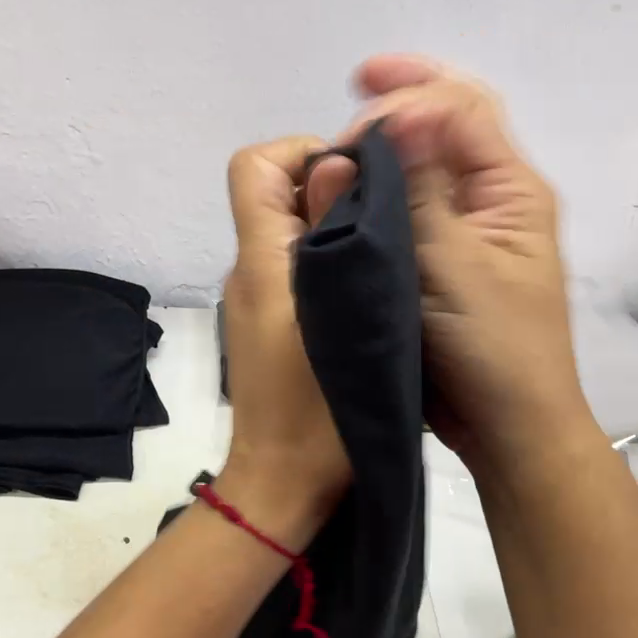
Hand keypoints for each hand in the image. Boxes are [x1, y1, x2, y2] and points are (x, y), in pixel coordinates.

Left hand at [217, 137, 351, 548]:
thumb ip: (336, 237)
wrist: (282, 485)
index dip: (303, 152)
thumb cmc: (318, 412)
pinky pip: (295, 271)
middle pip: (276, 195)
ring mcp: (255, 303)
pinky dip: (329, 266)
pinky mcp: (268, 329)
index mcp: (260, 262)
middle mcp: (249, 272)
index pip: (254, 166)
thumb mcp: (342, 318)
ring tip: (386, 259)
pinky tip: (369, 296)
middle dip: (332, 189)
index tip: (357, 179)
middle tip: (387, 222)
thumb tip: (334, 162)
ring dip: (336, 230)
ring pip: (291, 234)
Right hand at [338, 55, 594, 467]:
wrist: (505, 425)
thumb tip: (404, 113)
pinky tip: (353, 191)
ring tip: (349, 134)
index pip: (459, 111)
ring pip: (431, 166)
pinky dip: (385, 192)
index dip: (405, 103)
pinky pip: (413, 212)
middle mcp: (492, 200)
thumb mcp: (454, 266)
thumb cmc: (492, 348)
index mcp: (511, 190)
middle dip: (409, 93)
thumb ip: (422, 192)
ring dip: (394, 142)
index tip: (349, 133)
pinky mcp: (443, 266)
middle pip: (455, 122)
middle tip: (358, 79)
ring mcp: (469, 234)